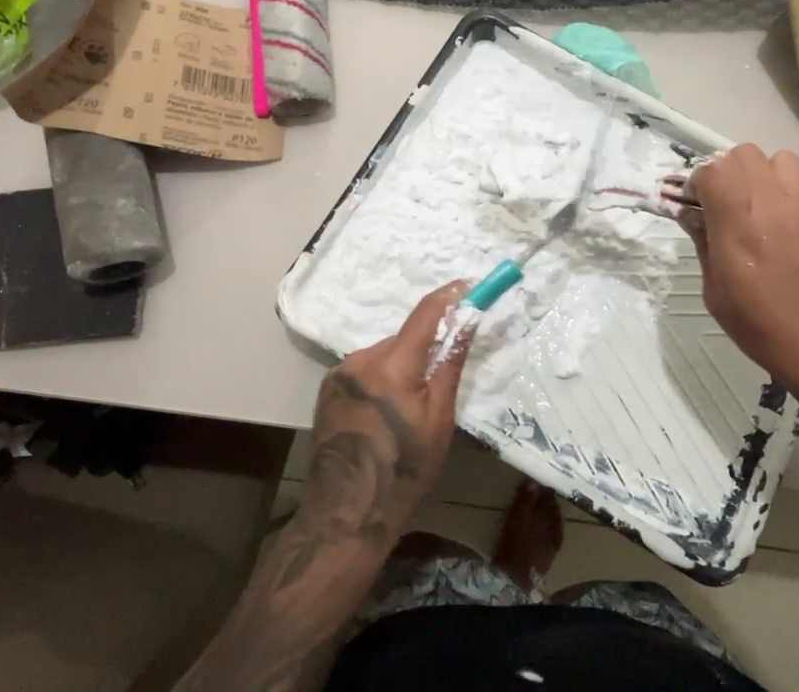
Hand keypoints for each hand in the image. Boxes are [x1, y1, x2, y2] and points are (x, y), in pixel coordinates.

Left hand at [298, 281, 471, 556]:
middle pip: (404, 336)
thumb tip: (467, 320)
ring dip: (403, 365)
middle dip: (427, 345)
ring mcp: (339, 373)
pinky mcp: (328, 388)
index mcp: (392, 365)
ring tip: (412, 408)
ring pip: (385, 354)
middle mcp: (361, 359)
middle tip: (445, 375)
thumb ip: (450, 364)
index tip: (470, 286)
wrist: (346, 512)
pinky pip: (366, 370)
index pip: (426, 314)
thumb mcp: (440, 419)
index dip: (450, 296)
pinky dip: (383, 378)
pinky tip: (387, 413)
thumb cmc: (404, 470)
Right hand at [681, 145, 798, 407]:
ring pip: (779, 158)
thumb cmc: (761, 327)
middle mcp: (774, 204)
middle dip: (727, 171)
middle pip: (744, 154)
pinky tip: (785, 214)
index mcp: (738, 225)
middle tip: (723, 201)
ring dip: (762, 172)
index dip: (697, 181)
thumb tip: (690, 213)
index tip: (695, 203)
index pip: (712, 169)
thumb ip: (703, 242)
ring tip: (757, 202)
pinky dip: (790, 186)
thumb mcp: (715, 291)